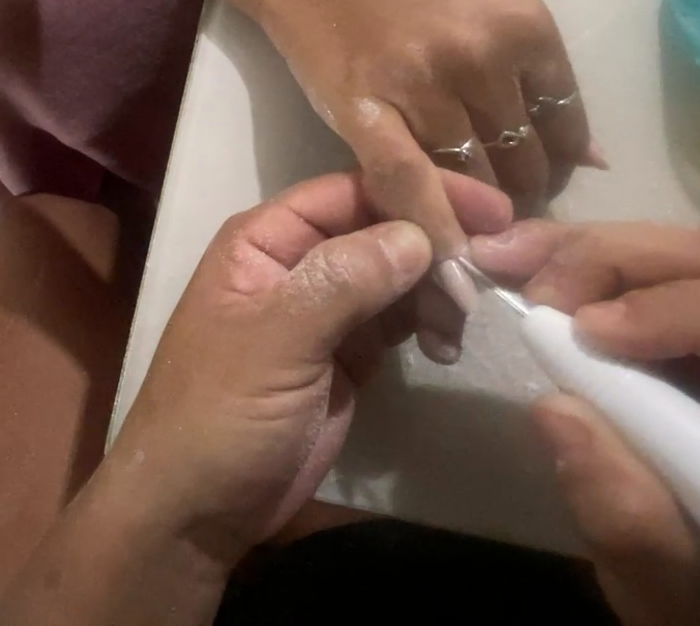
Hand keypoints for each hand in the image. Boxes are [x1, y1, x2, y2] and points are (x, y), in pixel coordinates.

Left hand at [105, 170, 512, 566]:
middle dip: (437, 238)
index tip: (484, 205)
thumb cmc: (219, 414)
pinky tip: (447, 345)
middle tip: (500, 255)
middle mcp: (299, 261)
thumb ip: (342, 283)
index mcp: (267, 240)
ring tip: (469, 312)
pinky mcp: (349, 352)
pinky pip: (400, 318)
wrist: (199, 510)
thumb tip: (417, 234)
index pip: (348, 192)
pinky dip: (430, 323)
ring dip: (439, 284)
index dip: (414, 189)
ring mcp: (327, 308)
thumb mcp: (274, 342)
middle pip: (380, 227)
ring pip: (397, 273)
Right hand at [251, 0, 595, 363]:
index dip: (551, 176)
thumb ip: (537, 82)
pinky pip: (413, 188)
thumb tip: (591, 159)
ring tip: (459, 229)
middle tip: (485, 217)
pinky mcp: (369, 113)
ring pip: (475, 186)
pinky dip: (433, 233)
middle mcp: (486, 53)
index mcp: (526, 26)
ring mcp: (426, 84)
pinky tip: (448, 264)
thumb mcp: (487, 12)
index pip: (568, 131)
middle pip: (525, 167)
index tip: (526, 195)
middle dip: (512, 204)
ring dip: (473, 220)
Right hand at [471, 221, 699, 625]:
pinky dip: (555, 256)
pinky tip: (508, 260)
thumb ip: (631, 517)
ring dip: (573, 248)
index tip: (590, 333)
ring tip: (501, 259)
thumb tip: (555, 410)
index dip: (682, 309)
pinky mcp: (657, 322)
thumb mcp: (674, 587)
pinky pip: (613, 267)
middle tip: (535, 296)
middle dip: (612, 262)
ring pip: (655, 252)